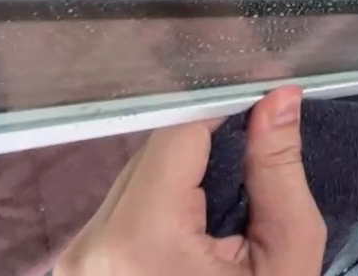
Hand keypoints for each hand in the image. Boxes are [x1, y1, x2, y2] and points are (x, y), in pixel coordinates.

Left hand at [55, 86, 324, 275]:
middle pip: (154, 153)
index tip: (272, 105)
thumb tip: (280, 98)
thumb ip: (278, 167)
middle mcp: (84, 251)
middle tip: (264, 160)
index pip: (179, 133)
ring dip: (188, 172)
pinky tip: (201, 226)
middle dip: (212, 143)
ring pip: (137, 177)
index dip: (229, 109)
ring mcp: (69, 267)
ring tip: (232, 204)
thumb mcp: (287, 246)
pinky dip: (165, 200)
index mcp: (138, 241)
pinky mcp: (72, 274)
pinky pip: (122, 209)